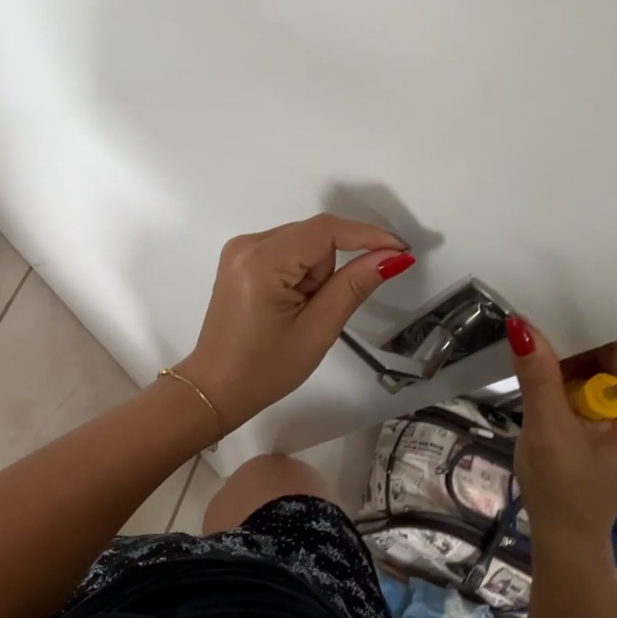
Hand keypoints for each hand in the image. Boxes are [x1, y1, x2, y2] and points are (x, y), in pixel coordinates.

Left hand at [175, 214, 412, 428]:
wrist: (216, 388)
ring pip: (302, 242)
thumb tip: (392, 255)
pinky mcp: (240, 258)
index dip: (367, 235)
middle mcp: (247, 243)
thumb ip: (354, 285)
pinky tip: (289, 304)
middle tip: (321, 310)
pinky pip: (286, 250)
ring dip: (315, 271)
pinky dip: (300, 271)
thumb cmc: (266, 368)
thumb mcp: (318, 330)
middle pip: (313, 235)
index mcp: (262, 261)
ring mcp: (240, 248)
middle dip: (331, 267)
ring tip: (300, 312)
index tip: (400, 250)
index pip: (325, 229)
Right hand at [506, 318, 616, 545]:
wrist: (564, 533)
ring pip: (604, 361)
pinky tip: (544, 365)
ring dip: (570, 354)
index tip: (555, 298)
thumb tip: (522, 325)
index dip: (594, 320)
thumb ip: (539, 376)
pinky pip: (598, 378)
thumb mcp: (548, 431)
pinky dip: (571, 371)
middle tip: (533, 317)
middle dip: (577, 337)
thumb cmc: (562, 489)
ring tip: (532, 339)